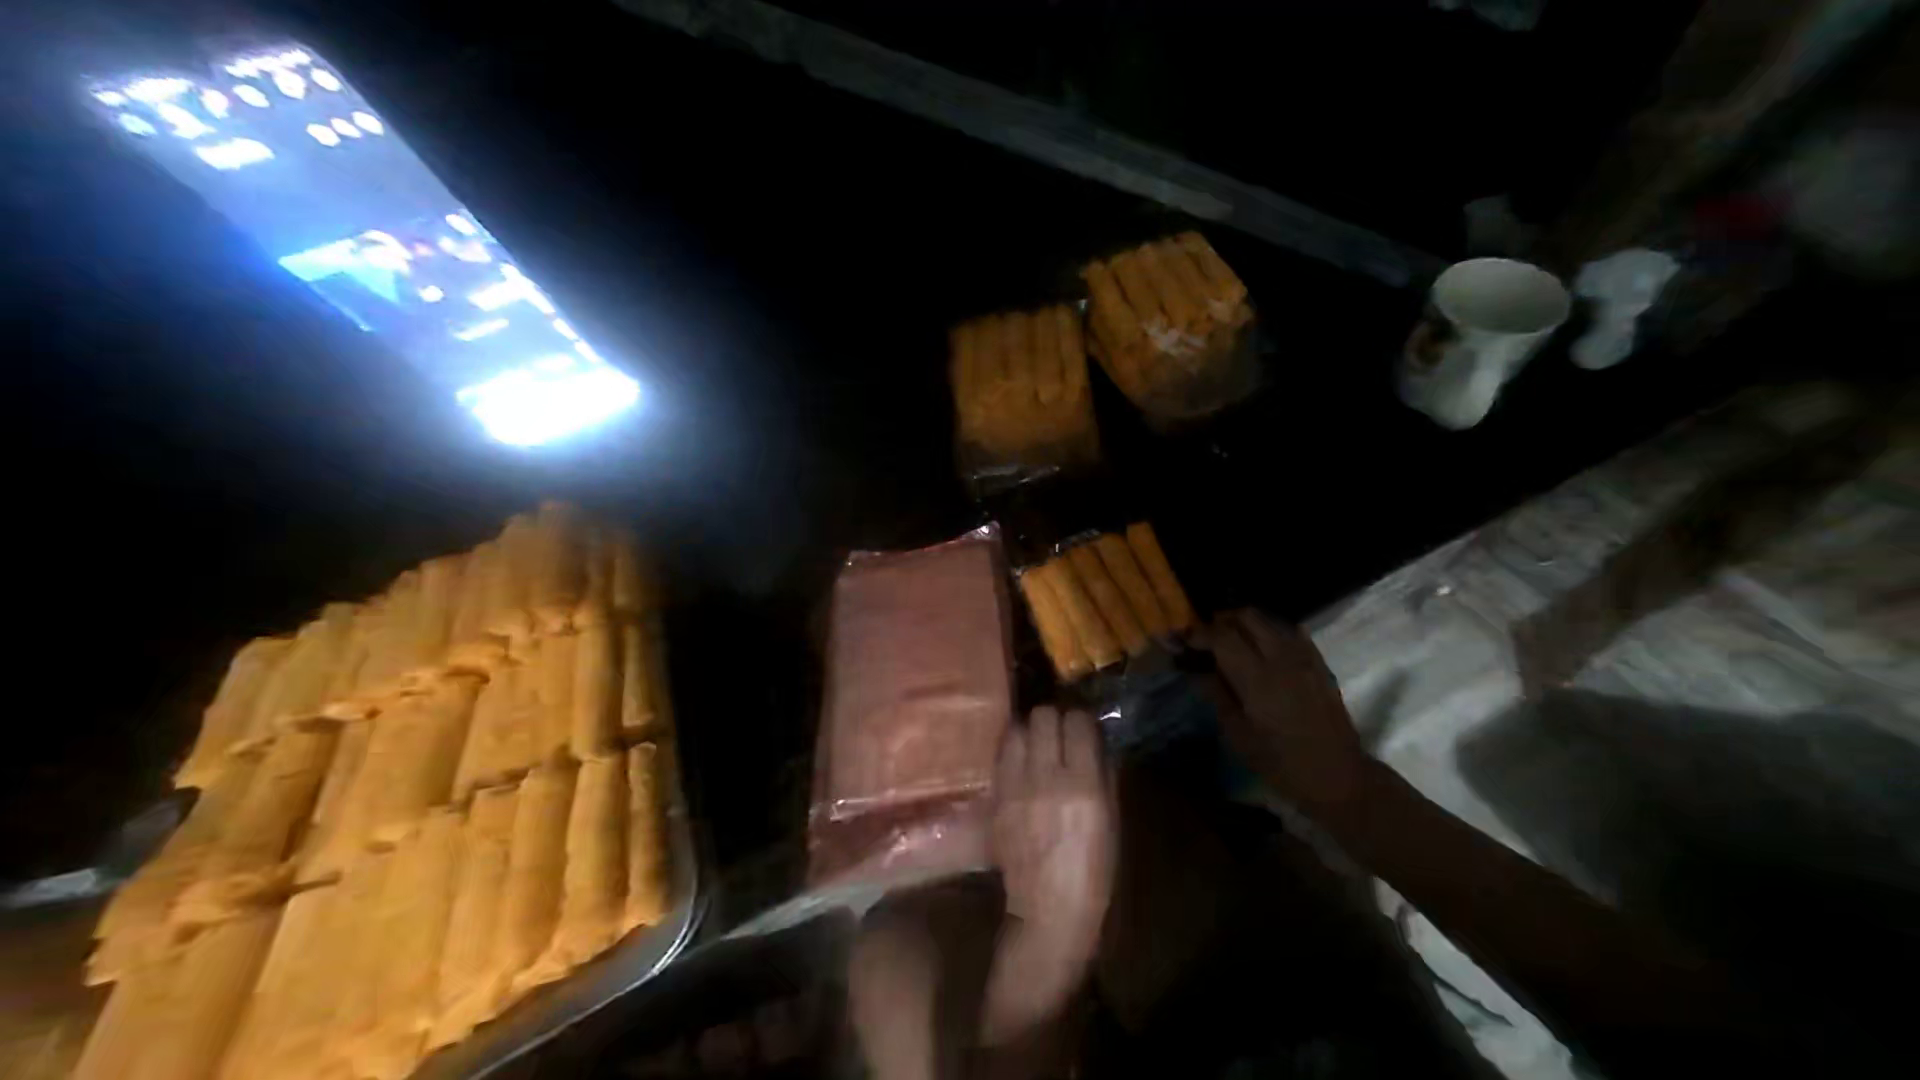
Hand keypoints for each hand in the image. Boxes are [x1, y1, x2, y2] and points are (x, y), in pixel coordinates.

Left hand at [982, 707, 1116, 1045]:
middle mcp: (1046, 778)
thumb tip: (1096, 739)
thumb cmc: (1093, 870)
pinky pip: (1002, 755)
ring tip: (1037, 744)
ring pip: (1017, 729)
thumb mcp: (1111, 820)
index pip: (1077, 722)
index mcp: (1082, 785)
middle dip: (1054, 718)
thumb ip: (1104, 774)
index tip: (1083, 726)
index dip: (1081, 719)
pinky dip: (1013, 751)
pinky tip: (1022, 763)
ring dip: (1030, 731)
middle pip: (1042, 716)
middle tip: (1059, 732)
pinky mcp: (996, 797)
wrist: (1048, 910)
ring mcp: (1015, 786)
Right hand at [1206, 609, 1372, 810]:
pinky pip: (1292, 632)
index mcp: (1258, 679)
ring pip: (1271, 620)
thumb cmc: (1281, 763)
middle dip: (1223, 620)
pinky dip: (1272, 631)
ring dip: (1247, 623)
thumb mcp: (1238, 736)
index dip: (1200, 633)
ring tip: (1233, 639)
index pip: (1222, 636)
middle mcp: (1282, 659)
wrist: (1338, 775)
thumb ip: (1217, 695)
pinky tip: (1264, 647)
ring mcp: (1305, 658)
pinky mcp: (1320, 663)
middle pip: (1248, 616)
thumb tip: (1198, 670)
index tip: (1185, 640)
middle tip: (1208, 636)